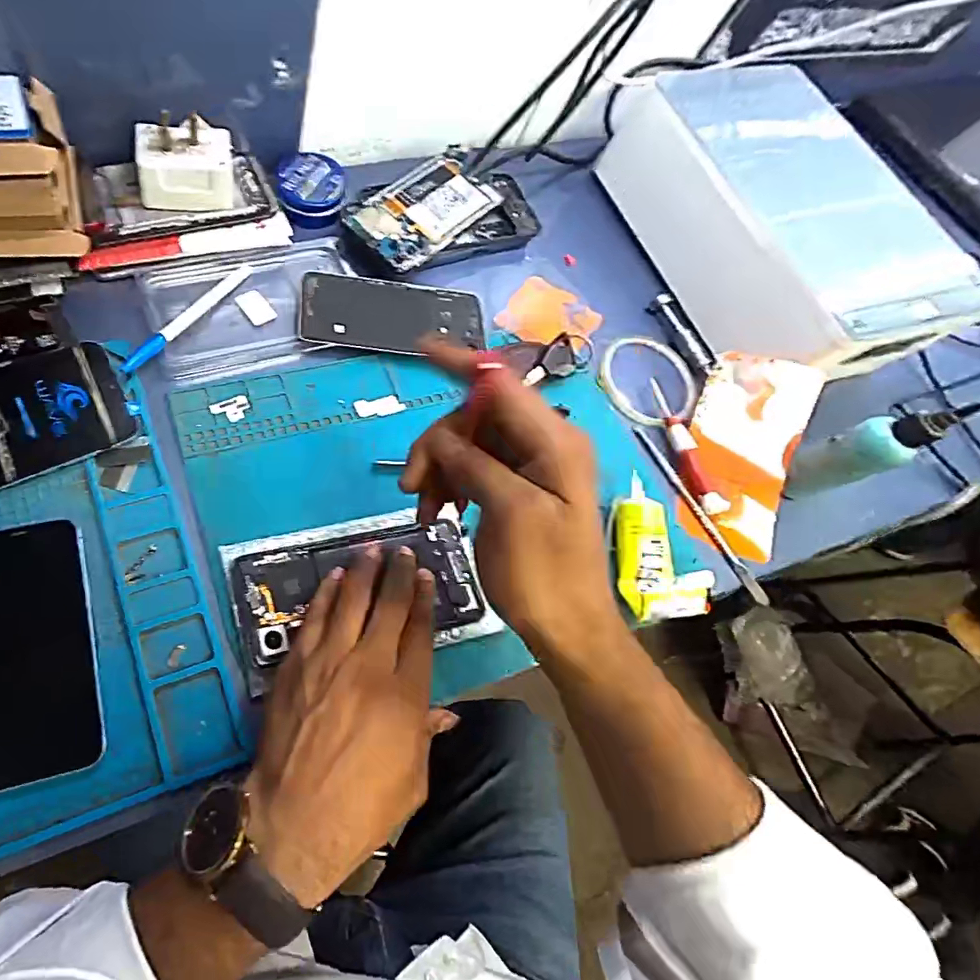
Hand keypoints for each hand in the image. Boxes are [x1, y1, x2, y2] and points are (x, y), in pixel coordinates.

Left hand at [247, 547, 457, 908]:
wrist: (295, 817)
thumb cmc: (363, 807)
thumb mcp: (413, 779)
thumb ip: (426, 735)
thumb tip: (445, 713)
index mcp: (405, 695)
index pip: (418, 632)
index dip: (423, 600)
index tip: (423, 576)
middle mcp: (369, 666)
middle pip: (387, 608)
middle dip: (396, 575)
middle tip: (401, 552)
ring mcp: (328, 661)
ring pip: (349, 603)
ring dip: (361, 573)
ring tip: (369, 551)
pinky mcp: (296, 665)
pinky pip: (314, 619)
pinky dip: (326, 594)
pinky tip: (333, 579)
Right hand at [401, 337, 622, 658]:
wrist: (568, 628)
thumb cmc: (545, 575)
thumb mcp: (508, 512)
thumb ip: (474, 463)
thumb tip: (441, 436)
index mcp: (553, 440)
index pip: (502, 382)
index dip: (461, 363)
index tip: (421, 350)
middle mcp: (543, 443)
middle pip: (476, 415)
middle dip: (438, 443)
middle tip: (412, 485)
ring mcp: (529, 466)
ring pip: (467, 442)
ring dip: (438, 468)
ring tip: (425, 509)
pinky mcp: (515, 487)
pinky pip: (472, 468)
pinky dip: (449, 483)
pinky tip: (438, 512)